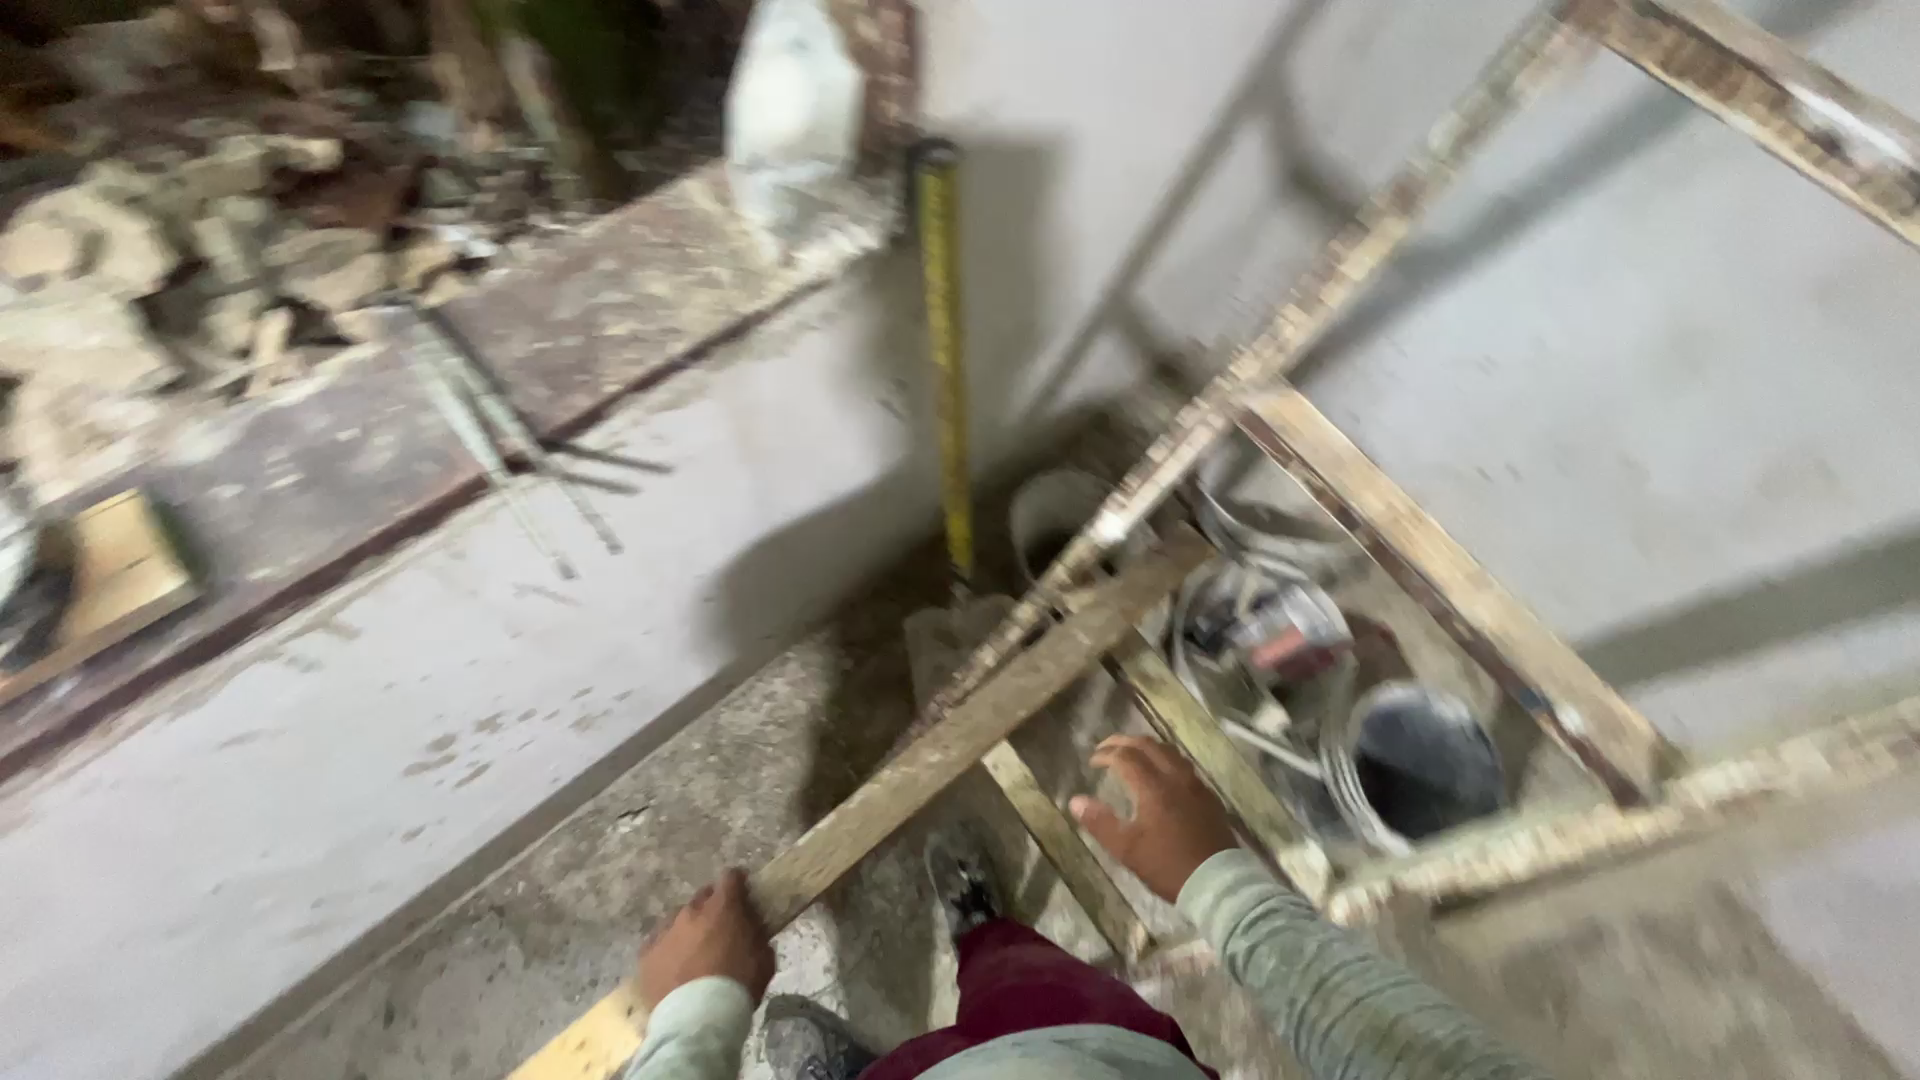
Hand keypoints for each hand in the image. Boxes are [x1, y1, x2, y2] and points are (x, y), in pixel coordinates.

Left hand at [638, 868, 774, 1007]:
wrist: (696, 1020)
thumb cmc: (737, 985)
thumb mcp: (764, 958)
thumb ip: (757, 935)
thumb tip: (752, 928)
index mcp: (723, 907)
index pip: (731, 877)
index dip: (738, 883)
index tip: (743, 894)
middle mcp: (692, 911)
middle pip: (703, 896)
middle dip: (712, 906)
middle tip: (719, 927)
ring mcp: (666, 931)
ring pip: (678, 918)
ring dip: (688, 927)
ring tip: (693, 949)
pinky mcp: (646, 954)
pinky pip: (658, 941)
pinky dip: (668, 947)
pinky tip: (673, 964)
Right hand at [1071, 735, 1238, 901]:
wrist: (1218, 883)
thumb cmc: (1168, 866)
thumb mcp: (1127, 849)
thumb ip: (1100, 822)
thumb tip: (1075, 801)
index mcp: (1153, 788)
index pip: (1125, 757)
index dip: (1105, 754)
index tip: (1092, 761)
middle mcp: (1175, 778)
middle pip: (1148, 745)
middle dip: (1124, 742)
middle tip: (1107, 747)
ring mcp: (1195, 785)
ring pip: (1169, 751)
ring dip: (1146, 746)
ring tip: (1132, 753)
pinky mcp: (1208, 796)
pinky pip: (1183, 764)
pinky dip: (1165, 758)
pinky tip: (1161, 772)